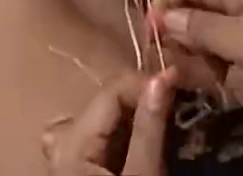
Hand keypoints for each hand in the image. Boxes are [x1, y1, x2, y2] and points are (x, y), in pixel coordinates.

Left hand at [44, 70, 176, 174]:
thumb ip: (149, 129)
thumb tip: (164, 76)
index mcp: (72, 140)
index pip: (113, 90)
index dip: (146, 82)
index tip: (178, 82)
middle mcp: (64, 140)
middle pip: (111, 101)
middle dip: (144, 97)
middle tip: (178, 98)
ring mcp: (71, 155)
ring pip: (110, 117)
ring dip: (140, 113)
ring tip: (170, 113)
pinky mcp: (83, 167)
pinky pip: (108, 137)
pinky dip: (132, 131)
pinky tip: (153, 135)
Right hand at [148, 0, 242, 94]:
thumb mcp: (237, 40)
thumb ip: (198, 28)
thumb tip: (165, 18)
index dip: (161, 5)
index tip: (152, 43)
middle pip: (193, 1)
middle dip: (180, 32)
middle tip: (178, 69)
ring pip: (211, 23)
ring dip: (200, 49)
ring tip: (204, 80)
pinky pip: (230, 39)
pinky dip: (221, 57)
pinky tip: (226, 80)